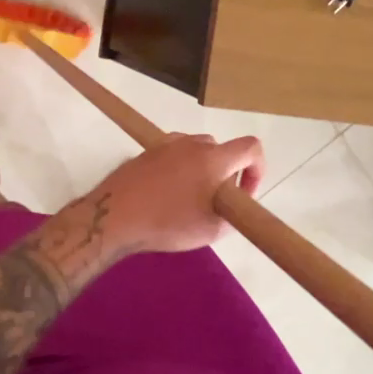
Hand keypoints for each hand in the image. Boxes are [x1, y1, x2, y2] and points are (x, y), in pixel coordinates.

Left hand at [88, 134, 264, 253]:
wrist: (115, 214)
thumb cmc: (167, 222)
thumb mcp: (211, 229)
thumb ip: (233, 215)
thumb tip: (234, 205)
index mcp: (212, 158)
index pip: (250, 147)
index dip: (257, 168)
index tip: (244, 192)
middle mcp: (190, 143)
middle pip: (221, 149)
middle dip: (226, 173)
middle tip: (216, 201)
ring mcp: (165, 144)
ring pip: (196, 150)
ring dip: (202, 170)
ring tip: (190, 200)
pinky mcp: (146, 151)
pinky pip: (174, 154)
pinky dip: (180, 169)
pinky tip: (167, 194)